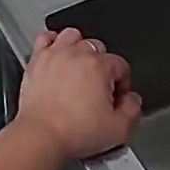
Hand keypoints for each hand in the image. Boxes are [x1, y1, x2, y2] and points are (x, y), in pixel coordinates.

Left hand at [13, 28, 141, 159]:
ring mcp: (53, 54)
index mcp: (99, 67)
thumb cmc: (75, 131)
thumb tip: (132, 99)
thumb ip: (133, 110)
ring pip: (71, 35)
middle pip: (97, 47)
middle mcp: (75, 54)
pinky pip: (44, 37)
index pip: (120, 65)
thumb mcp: (120, 129)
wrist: (42, 134)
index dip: (123, 82)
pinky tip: (56, 52)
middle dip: (103, 65)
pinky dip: (51, 41)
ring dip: (79, 47)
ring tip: (80, 66)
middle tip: (100, 85)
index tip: (117, 96)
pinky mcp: (36, 59)